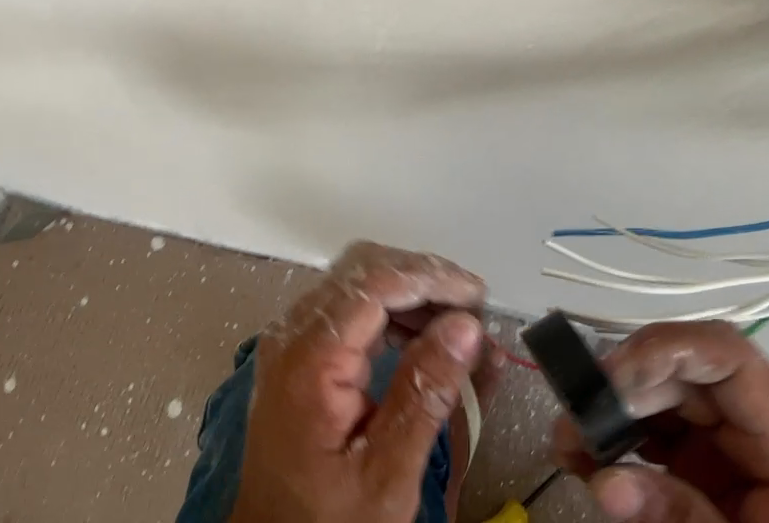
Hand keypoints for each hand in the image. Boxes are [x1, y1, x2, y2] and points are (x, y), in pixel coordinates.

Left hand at [228, 241, 487, 522]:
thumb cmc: (328, 521)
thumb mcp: (387, 473)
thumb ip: (424, 395)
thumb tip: (466, 327)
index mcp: (310, 360)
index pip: (372, 283)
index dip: (429, 278)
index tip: (476, 294)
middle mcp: (293, 335)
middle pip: (362, 270)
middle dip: (423, 278)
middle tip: (472, 308)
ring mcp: (292, 339)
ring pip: (356, 281)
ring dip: (410, 292)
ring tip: (458, 327)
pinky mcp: (299, 351)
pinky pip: (347, 307)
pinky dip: (390, 310)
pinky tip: (424, 337)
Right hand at [553, 322, 768, 522]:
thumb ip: (686, 519)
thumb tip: (604, 483)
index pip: (728, 358)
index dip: (665, 351)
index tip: (609, 380)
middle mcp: (756, 431)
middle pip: (680, 376)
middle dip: (620, 388)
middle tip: (572, 423)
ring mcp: (728, 452)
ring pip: (658, 401)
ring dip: (608, 413)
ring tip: (569, 446)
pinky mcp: (703, 475)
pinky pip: (652, 438)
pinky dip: (614, 445)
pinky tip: (585, 463)